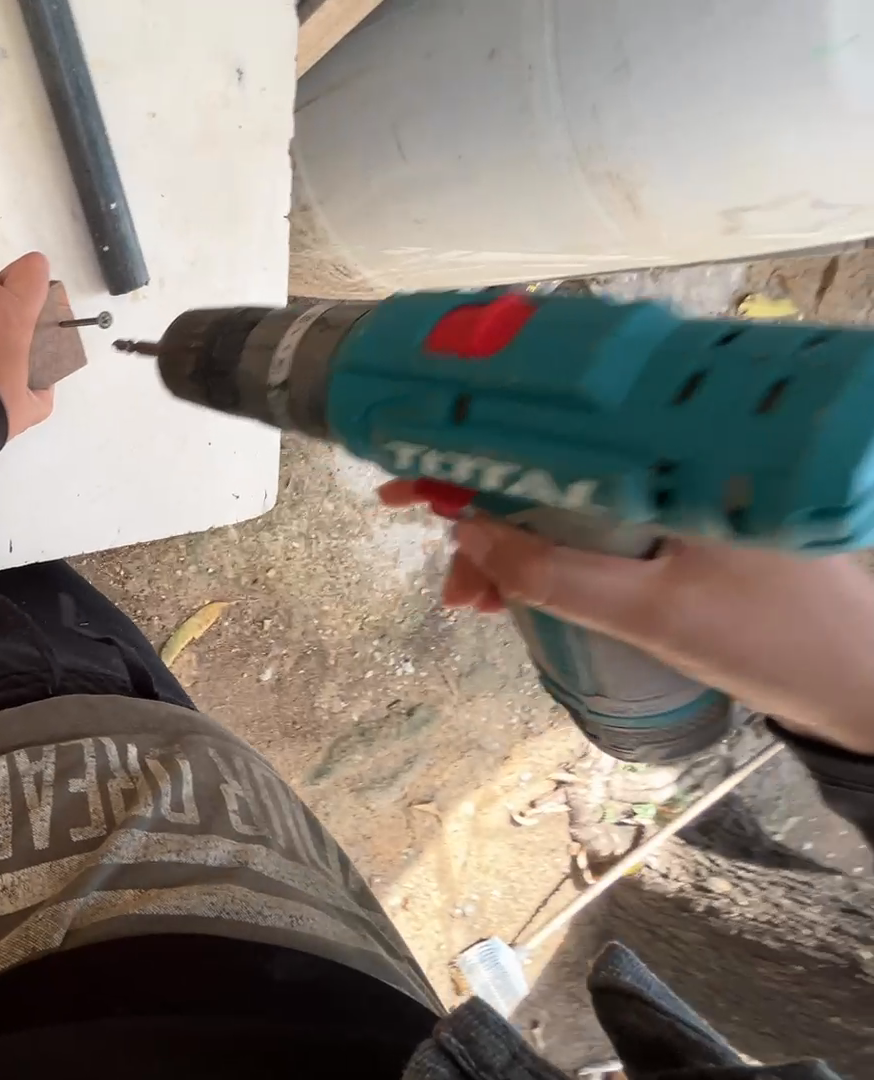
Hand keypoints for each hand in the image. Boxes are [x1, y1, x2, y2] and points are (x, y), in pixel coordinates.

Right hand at [381, 479, 873, 754]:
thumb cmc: (776, 644)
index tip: (405, 490)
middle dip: (482, 533)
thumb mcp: (650, 614)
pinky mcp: (672, 530)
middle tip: (451, 587)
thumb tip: (463, 530)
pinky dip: (539, 564)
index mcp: (678, 462)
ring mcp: (671, 499)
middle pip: (542, 483)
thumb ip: (551, 572)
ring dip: (504, 557)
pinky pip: (581, 536)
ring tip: (472, 604)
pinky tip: (510, 596)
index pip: (550, 444)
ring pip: (554, 513)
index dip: (469, 462)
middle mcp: (671, 466)